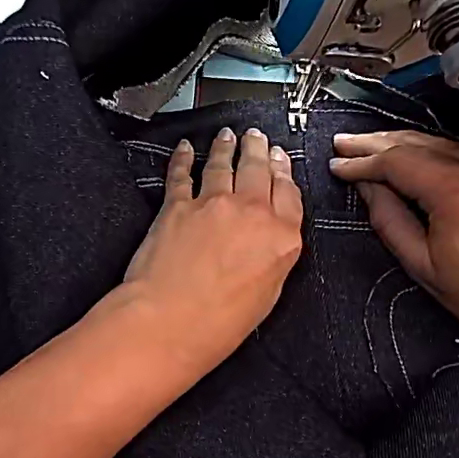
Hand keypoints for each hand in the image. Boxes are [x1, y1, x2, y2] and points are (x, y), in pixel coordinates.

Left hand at [121, 127, 304, 371]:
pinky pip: (182, 173)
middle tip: (256, 137)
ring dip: (226, 146)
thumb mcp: (268, 296)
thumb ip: (275, 260)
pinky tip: (186, 148)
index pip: (288, 193)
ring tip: (228, 135)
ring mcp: (213, 204)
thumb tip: (271, 244)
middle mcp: (251, 212)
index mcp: (281, 237)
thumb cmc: (217, 322)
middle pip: (258, 169)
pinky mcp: (178, 205)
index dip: (284, 171)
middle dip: (258, 148)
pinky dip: (183, 157)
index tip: (281, 159)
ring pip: (223, 163)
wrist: (170, 321)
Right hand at [329, 130, 458, 345]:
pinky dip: (431, 152)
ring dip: (403, 143)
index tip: (341, 164)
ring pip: (441, 144)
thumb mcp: (422, 265)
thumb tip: (369, 188)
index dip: (364, 162)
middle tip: (346, 144)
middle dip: (377, 142)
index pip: (399, 163)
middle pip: (419, 144)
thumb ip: (389, 219)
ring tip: (372, 145)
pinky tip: (413, 155)